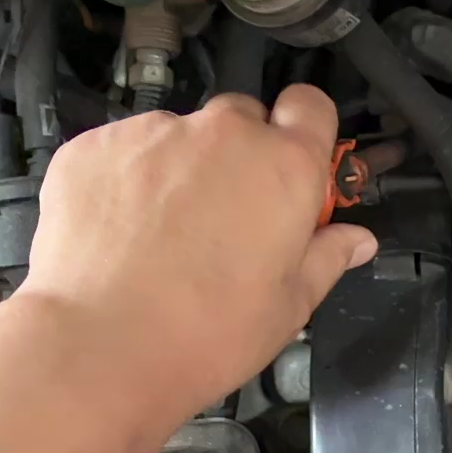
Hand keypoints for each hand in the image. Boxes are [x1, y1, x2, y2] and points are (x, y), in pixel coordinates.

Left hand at [16, 86, 376, 420]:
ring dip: (187, 166)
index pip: (311, 106)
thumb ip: (329, 255)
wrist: (101, 347)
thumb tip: (356, 239)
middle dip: (246, 154)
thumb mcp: (292, 303)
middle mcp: (225, 135)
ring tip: (170, 229)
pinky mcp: (95, 145)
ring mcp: (156, 133)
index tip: (298, 160)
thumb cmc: (211, 330)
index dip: (307, 129)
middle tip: (235, 212)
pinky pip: (128, 148)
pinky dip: (133, 176)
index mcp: (287, 167)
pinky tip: (128, 229)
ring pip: (184, 134)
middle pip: (246, 118)